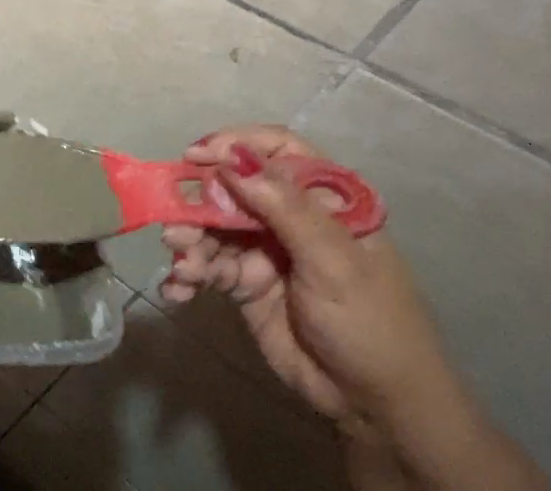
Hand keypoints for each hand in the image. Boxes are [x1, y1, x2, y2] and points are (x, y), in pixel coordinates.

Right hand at [160, 127, 452, 432]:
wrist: (375, 405)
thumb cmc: (370, 325)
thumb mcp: (334, 263)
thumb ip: (284, 208)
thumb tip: (232, 157)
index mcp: (325, 203)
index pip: (277, 151)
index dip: (235, 146)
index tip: (195, 157)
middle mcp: (289, 218)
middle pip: (230, 189)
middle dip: (197, 205)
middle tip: (175, 228)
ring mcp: (263, 250)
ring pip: (209, 228)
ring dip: (188, 245)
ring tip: (184, 270)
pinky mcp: (241, 282)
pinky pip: (203, 266)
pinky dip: (185, 276)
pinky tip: (179, 290)